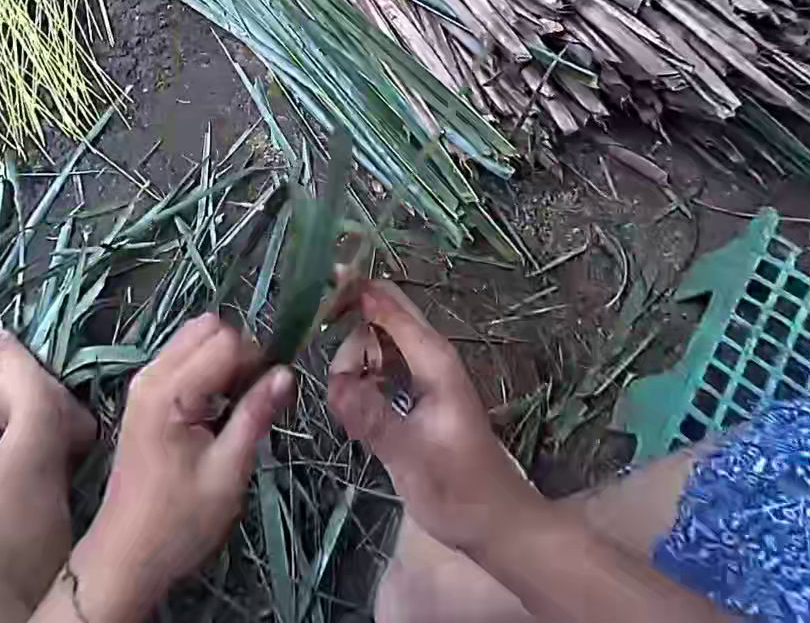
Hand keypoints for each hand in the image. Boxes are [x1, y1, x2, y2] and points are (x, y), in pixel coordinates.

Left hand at [81, 313, 295, 595]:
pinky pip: (185, 352)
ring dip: (224, 356)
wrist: (125, 558)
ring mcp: (146, 378)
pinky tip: (213, 405)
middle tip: (249, 398)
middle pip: (210, 326)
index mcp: (170, 392)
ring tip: (231, 403)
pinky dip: (208, 365)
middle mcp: (153, 373)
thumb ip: (256, 414)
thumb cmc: (178, 522)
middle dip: (240, 352)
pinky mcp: (146, 389)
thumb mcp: (228, 473)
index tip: (266, 396)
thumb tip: (287, 372)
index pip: (227, 340)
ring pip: (197, 334)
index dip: (255, 361)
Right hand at [326, 279, 542, 552]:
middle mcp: (427, 352)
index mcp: (431, 357)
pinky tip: (355, 404)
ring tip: (347, 402)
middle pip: (378, 310)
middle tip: (331, 371)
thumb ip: (373, 417)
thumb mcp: (412, 457)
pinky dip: (361, 373)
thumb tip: (334, 384)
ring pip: (375, 337)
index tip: (314, 294)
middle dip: (347, 324)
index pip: (386, 302)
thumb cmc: (459, 489)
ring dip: (353, 358)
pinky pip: (379, 362)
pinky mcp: (415, 386)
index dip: (351, 289)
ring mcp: (422, 368)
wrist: (494, 520)